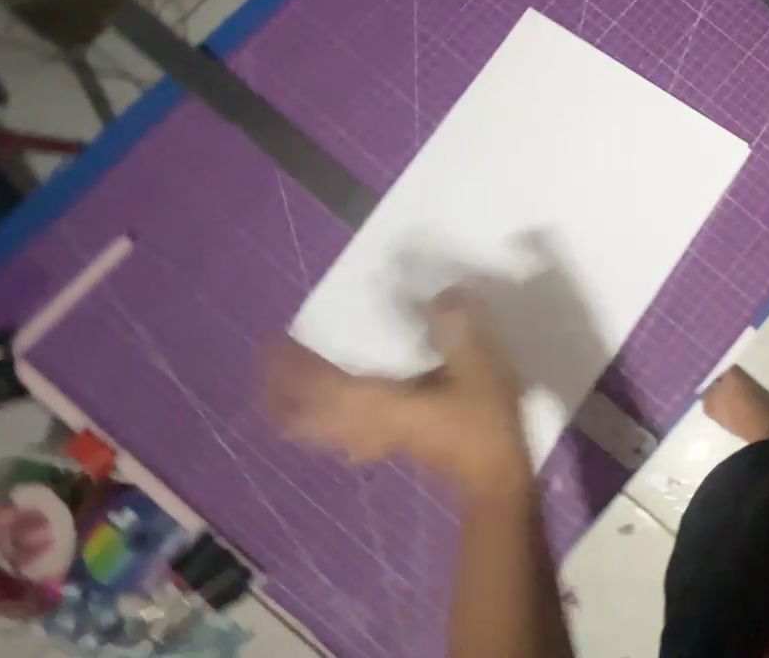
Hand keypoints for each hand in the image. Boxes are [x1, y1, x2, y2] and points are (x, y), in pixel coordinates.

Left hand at [268, 289, 529, 498]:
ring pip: (318, 429)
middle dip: (282, 390)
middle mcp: (364, 424)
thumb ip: (458, 328)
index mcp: (377, 402)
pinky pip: (340, 435)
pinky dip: (325, 424)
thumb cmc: (485, 418)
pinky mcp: (392, 446)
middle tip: (273, 363)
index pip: (316, 384)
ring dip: (298, 409)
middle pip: (304, 413)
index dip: (291, 364)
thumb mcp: (481, 365)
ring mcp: (375, 440)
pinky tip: (338, 417)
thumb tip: (440, 295)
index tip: (272, 340)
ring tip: (292, 387)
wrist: (495, 473)